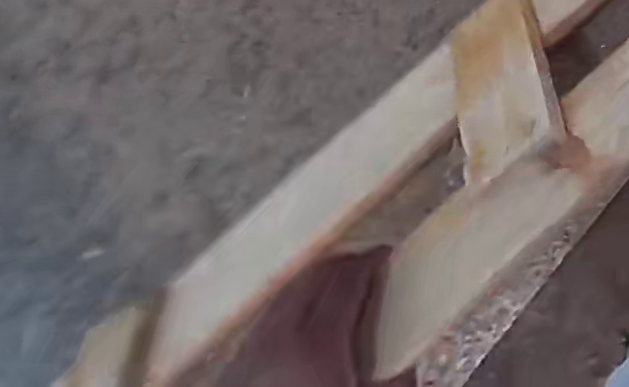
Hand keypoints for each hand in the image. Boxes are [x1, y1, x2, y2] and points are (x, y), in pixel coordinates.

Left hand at [218, 247, 410, 386]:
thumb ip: (397, 378)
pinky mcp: (223, 384)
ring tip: (335, 293)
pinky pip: (259, 331)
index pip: (347, 278)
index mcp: (317, 347)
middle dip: (341, 264)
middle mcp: (273, 346)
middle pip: (309, 278)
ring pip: (279, 301)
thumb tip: (405, 353)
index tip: (387, 255)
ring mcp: (240, 367)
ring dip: (310, 287)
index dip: (371, 260)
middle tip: (366, 266)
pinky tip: (299, 333)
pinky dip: (284, 316)